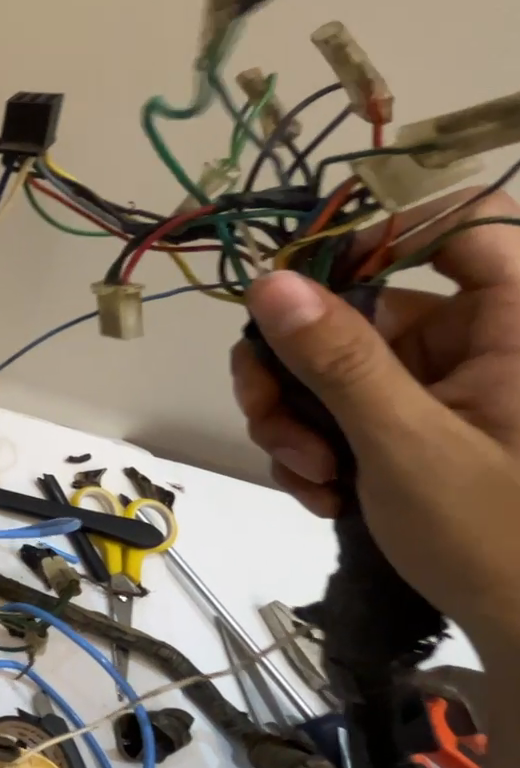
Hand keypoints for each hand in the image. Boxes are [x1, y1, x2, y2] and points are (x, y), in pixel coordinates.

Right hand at [229, 186, 519, 646]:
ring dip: (293, 419)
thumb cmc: (503, 536)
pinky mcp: (413, 426)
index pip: (462, 231)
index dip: (380, 236)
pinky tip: (323, 491)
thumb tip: (271, 280)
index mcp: (518, 331)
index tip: (299, 286)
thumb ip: (336, 358)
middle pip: (357, 311)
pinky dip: (313, 447)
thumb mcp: (405, 443)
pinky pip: (337, 410)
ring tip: (309, 476)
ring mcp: (443, 390)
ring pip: (329, 366)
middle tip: (272, 422)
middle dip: (294, 369)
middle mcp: (480, 347)